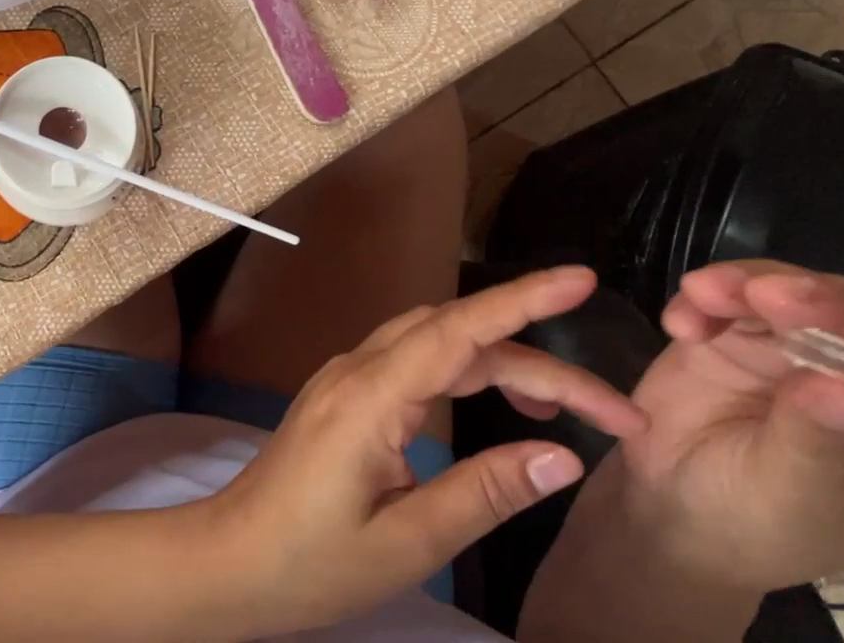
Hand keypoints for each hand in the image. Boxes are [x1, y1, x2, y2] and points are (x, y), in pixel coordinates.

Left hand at [203, 268, 648, 627]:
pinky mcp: (341, 398)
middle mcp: (355, 372)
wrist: (229, 560)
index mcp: (370, 397)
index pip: (456, 331)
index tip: (581, 282)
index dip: (521, 300)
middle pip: (454, 337)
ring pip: (432, 346)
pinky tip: (493, 399)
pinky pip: (410, 363)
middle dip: (535, 357)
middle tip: (614, 409)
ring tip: (568, 406)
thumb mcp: (409, 541)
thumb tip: (564, 456)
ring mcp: (343, 381)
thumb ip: (485, 493)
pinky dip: (462, 371)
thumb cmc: (312, 561)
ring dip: (500, 362)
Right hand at [620, 260, 843, 592]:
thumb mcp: (796, 497)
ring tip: (711, 292)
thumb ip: (820, 438)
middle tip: (772, 295)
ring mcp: (814, 351)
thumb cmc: (759, 523)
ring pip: (807, 295)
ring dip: (759, 285)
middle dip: (828, 303)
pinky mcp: (750, 332)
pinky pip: (737, 296)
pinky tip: (681, 324)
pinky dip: (710, 297)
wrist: (670, 505)